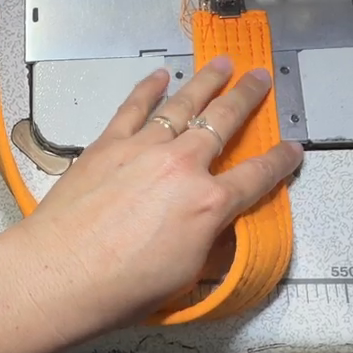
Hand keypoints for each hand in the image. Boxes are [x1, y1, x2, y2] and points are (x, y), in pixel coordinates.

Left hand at [0, 57, 302, 339]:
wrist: (60, 274)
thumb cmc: (121, 288)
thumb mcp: (186, 276)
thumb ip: (207, 241)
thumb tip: (213, 224)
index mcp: (209, 204)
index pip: (258, 176)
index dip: (280, 161)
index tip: (292, 148)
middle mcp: (182, 166)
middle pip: (223, 122)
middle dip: (246, 97)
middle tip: (259, 77)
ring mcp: (143, 148)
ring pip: (183, 104)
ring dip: (206, 81)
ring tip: (222, 64)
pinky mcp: (108, 144)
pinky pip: (134, 107)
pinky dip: (148, 88)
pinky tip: (160, 75)